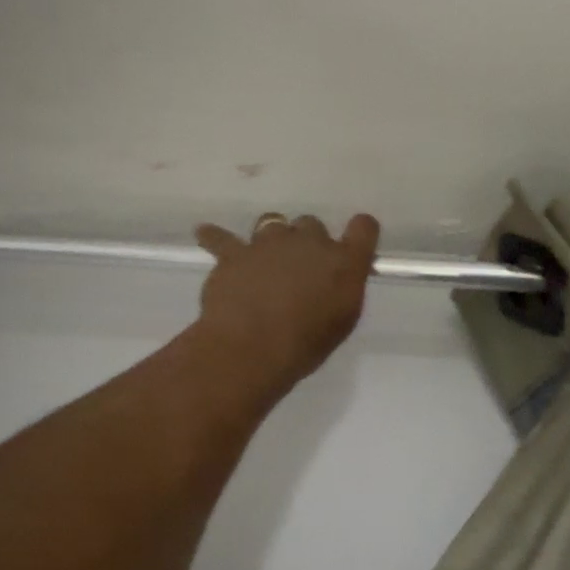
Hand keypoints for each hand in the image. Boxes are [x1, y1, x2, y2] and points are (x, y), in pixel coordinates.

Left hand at [192, 212, 379, 394]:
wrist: (252, 347)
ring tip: (266, 259)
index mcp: (344, 261)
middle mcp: (309, 242)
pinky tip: (206, 234)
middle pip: (312, 224)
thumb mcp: (342, 319)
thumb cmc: (306, 343)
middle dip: (308, 241)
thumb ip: (343, 290)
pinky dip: (215, 237)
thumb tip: (336, 278)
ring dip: (272, 237)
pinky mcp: (234, 252)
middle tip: (302, 268)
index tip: (355, 243)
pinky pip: (221, 237)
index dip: (360, 231)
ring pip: (273, 223)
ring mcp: (269, 242)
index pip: (364, 227)